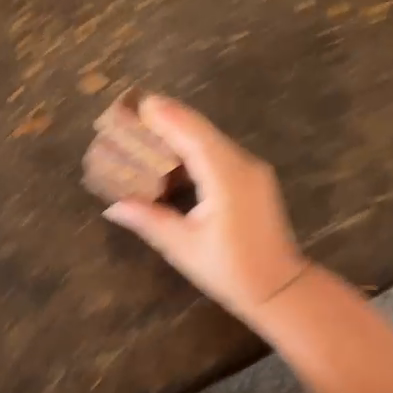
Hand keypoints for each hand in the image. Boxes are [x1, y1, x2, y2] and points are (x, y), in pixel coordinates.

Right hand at [102, 95, 308, 320]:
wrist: (279, 288)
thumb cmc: (230, 270)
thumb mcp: (183, 247)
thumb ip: (149, 220)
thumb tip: (112, 206)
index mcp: (226, 179)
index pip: (193, 136)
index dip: (167, 117)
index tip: (140, 104)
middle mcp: (243, 166)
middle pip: (203, 131)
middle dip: (170, 118)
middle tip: (137, 111)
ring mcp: (253, 171)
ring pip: (213, 140)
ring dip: (183, 132)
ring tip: (150, 128)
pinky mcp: (255, 180)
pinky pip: (221, 154)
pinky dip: (196, 148)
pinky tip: (175, 156)